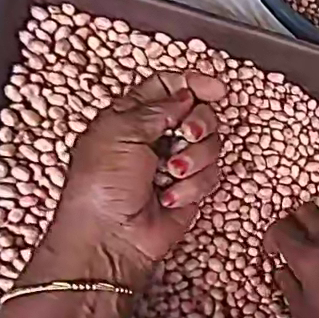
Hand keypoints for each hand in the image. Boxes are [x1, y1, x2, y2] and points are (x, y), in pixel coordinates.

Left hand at [23, 70, 225, 287]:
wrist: (111, 234)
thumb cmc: (102, 184)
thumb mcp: (119, 131)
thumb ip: (156, 109)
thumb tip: (186, 96)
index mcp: (133, 115)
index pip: (169, 86)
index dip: (193, 83)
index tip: (216, 88)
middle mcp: (159, 137)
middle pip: (199, 114)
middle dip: (199, 124)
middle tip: (187, 136)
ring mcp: (178, 164)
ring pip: (210, 146)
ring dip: (194, 160)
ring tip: (170, 175)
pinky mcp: (193, 190)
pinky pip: (211, 177)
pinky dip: (192, 187)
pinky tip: (170, 198)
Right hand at [263, 203, 318, 317]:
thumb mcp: (302, 310)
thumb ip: (288, 284)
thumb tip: (282, 270)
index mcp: (309, 259)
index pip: (281, 230)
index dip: (271, 237)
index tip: (272, 250)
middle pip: (307, 211)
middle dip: (293, 220)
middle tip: (289, 238)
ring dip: (315, 231)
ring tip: (311, 254)